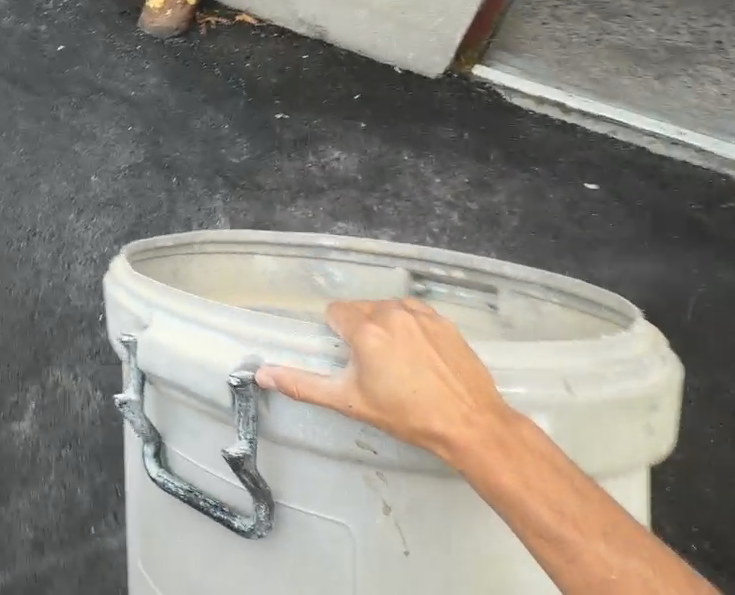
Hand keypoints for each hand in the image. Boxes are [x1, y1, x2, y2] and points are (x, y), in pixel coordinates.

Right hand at [255, 298, 520, 467]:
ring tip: (398, 360)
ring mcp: (420, 315)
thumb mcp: (349, 402)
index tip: (352, 360)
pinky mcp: (444, 321)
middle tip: (374, 365)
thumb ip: (301, 384)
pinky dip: (409, 326)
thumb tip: (261, 374)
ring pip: (384, 308)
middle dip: (359, 330)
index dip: (338, 336)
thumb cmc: (407, 415)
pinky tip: (419, 354)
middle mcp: (390, 313)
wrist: (474, 426)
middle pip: (358, 309)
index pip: (334, 313)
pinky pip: (412, 312)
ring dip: (383, 326)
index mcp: (364, 330)